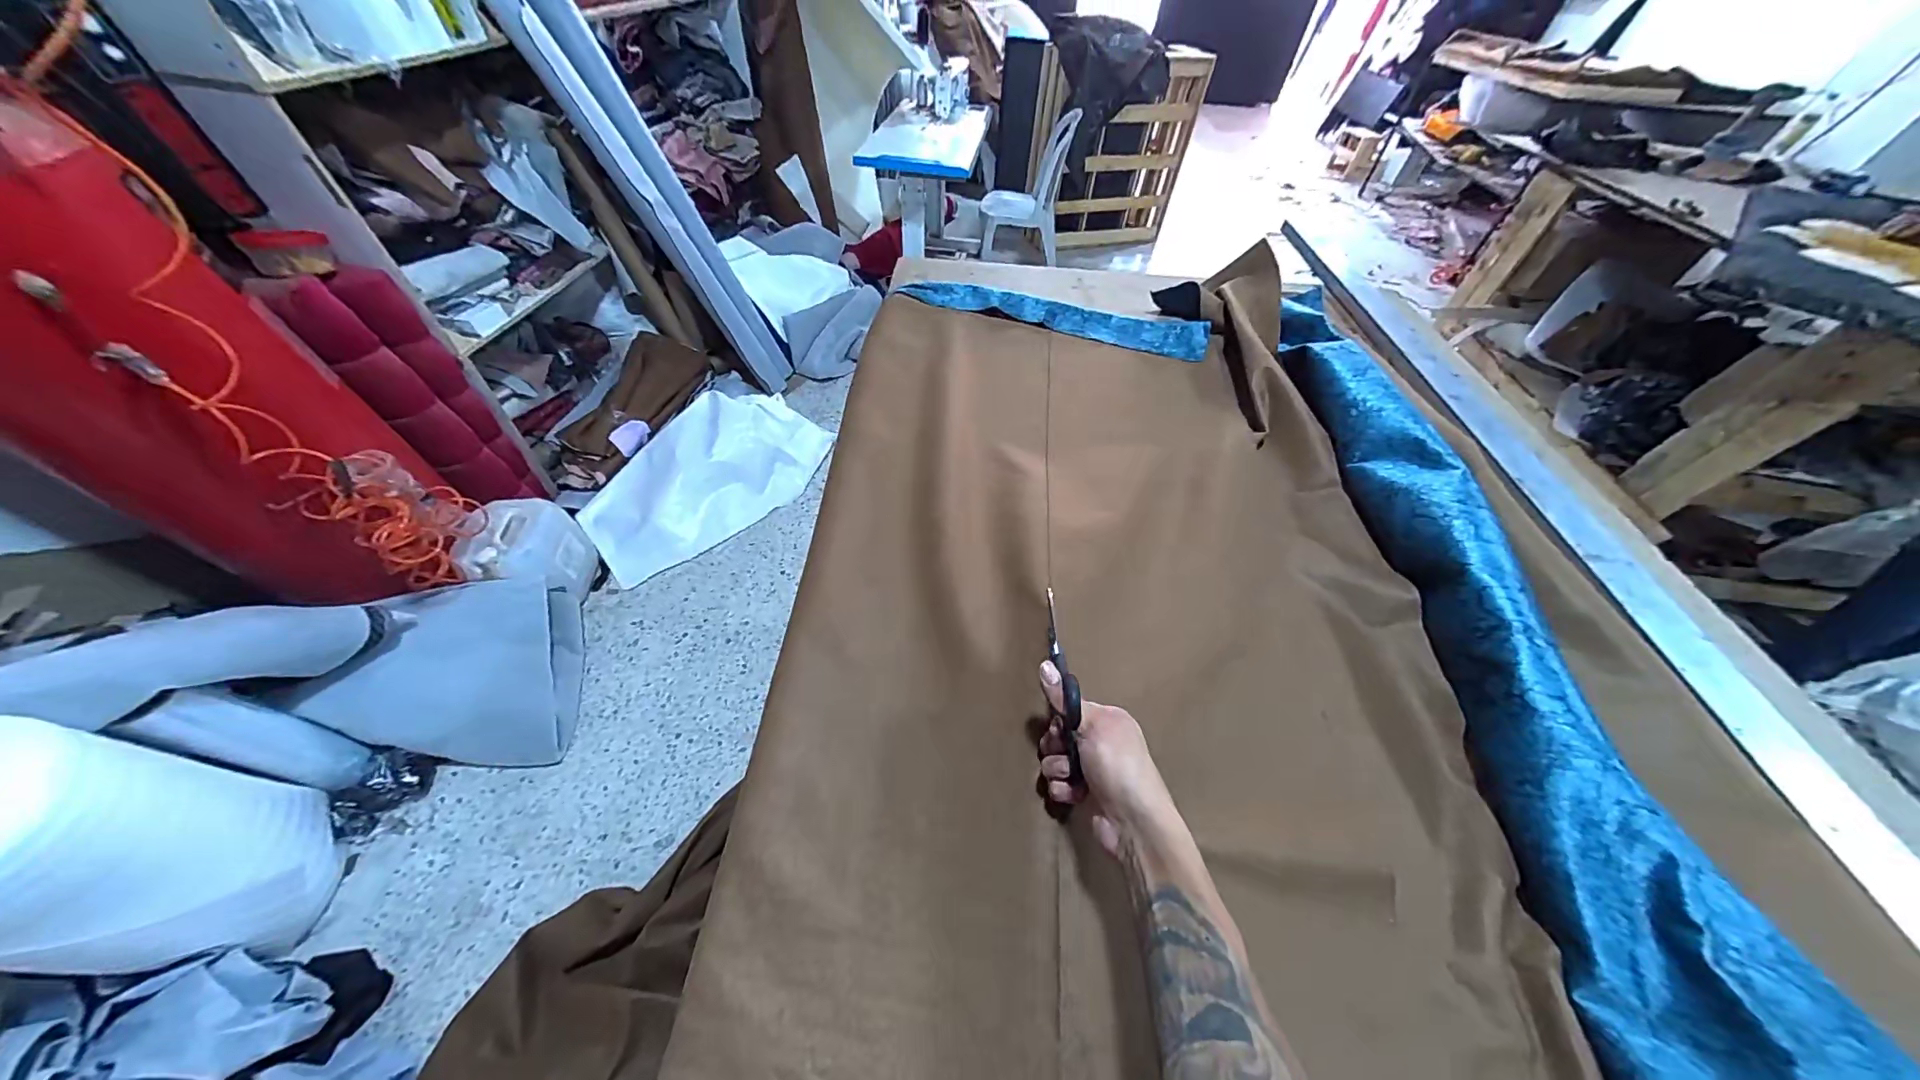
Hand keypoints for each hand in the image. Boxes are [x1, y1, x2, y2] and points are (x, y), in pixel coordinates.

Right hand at [1038, 661, 1178, 858]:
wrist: (1133, 822)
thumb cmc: (1118, 766)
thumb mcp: (1093, 724)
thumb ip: (1065, 699)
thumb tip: (1044, 665)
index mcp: (1107, 721)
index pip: (1069, 710)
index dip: (1058, 720)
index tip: (1059, 728)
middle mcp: (1100, 743)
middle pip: (1056, 736)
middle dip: (1054, 747)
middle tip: (1065, 755)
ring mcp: (1092, 770)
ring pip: (1053, 762)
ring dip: (1057, 771)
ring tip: (1072, 779)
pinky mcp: (1084, 795)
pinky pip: (1057, 785)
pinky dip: (1062, 790)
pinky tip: (1075, 796)